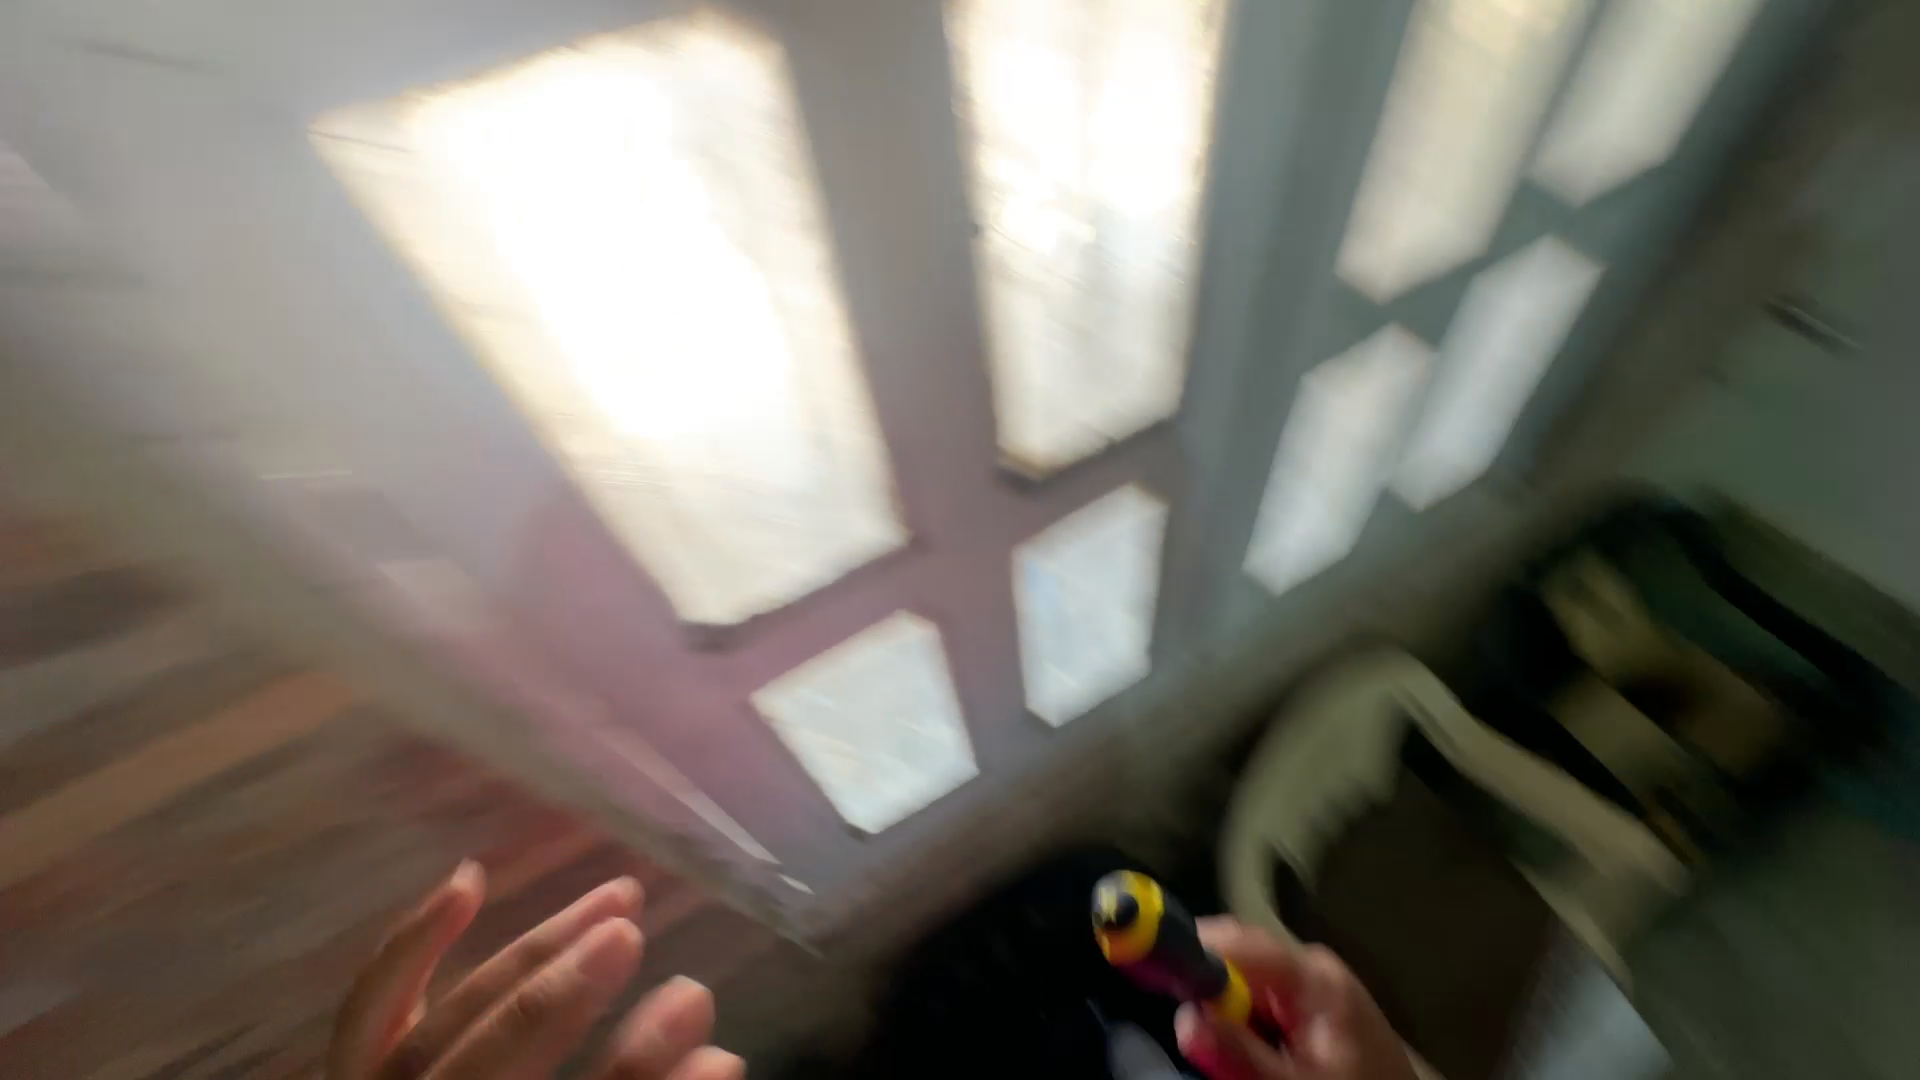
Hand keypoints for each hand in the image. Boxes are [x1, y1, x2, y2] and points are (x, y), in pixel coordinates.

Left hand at [328, 861, 742, 1079]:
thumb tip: (724, 1058)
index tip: (713, 1030)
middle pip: (482, 1071)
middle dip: (554, 1003)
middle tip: (627, 935)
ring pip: (438, 1033)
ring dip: (532, 953)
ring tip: (620, 894)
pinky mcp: (365, 1079)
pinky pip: (370, 1019)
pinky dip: (409, 950)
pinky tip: (469, 880)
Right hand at [1174, 918, 1417, 1079]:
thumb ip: (1241, 1056)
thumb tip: (1182, 1019)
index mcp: (1312, 975)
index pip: (1234, 942)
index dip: (1189, 951)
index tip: (1149, 969)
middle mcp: (1312, 962)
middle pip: (1236, 951)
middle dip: (1204, 980)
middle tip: (1180, 1016)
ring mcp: (1316, 979)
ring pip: (1246, 970)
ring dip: (1222, 999)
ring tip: (1211, 1034)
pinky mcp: (1316, 999)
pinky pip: (1263, 989)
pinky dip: (1242, 1010)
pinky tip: (1241, 1037)